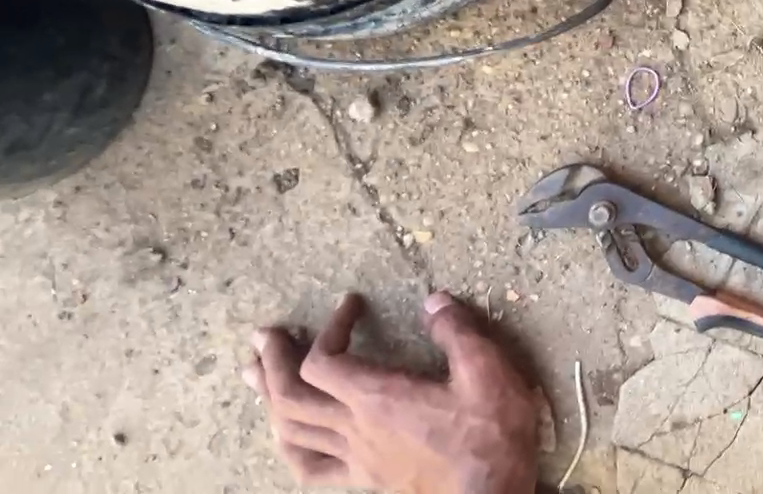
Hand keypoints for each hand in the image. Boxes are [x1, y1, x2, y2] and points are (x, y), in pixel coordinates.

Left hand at [243, 292, 541, 493]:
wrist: (489, 490)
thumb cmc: (491, 429)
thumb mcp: (488, 368)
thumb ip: (458, 332)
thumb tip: (433, 301)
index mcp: (379, 398)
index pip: (326, 362)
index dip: (329, 328)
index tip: (350, 302)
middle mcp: (356, 429)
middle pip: (291, 398)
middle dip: (273, 363)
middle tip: (264, 336)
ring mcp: (356, 458)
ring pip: (290, 431)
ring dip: (269, 400)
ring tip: (259, 377)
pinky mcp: (365, 478)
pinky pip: (310, 465)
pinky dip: (290, 444)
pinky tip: (290, 435)